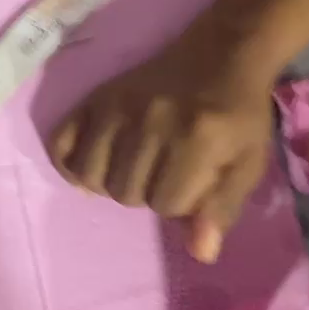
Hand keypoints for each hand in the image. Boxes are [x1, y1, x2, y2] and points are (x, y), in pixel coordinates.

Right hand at [51, 16, 281, 262]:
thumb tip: (200, 253)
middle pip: (125, 192)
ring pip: (91, 175)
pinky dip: (68, 164)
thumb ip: (222, 208)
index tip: (190, 186)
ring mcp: (115, 109)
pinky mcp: (94, 99)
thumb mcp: (247, 164)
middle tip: (160, 175)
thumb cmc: (237, 114)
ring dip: (109, 184)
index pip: (165, 204)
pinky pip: (60, 143)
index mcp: (195, 141)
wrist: (219, 56)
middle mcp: (149, 124)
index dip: (178, 204)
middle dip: (143, 194)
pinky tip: (86, 170)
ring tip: (128, 172)